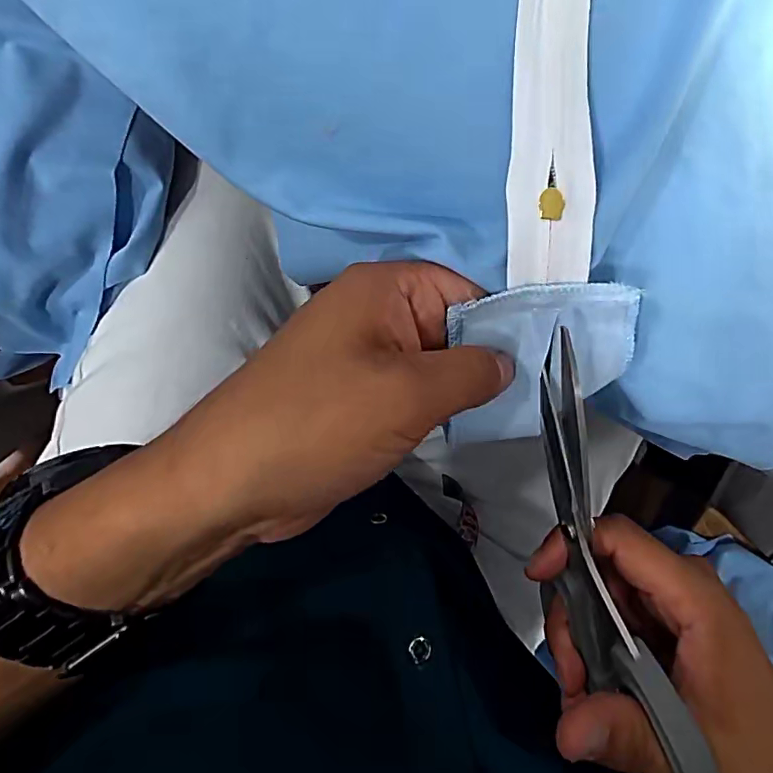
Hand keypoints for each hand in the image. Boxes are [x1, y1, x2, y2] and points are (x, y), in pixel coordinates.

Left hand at [166, 261, 511, 541]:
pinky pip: (411, 391)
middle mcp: (373, 312)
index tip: (543, 355)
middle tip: (535, 390)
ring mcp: (363, 356)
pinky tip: (468, 426)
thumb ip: (473, 371)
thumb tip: (508, 361)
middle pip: (451, 324)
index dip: (504, 319)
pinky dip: (437, 407)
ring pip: (433, 362)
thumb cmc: (320, 423)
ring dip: (463, 387)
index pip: (465, 287)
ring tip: (511, 410)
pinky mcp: (356, 396)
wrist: (229, 486)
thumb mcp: (410, 394)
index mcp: (384, 288)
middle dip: (486, 357)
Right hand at [527, 518, 772, 772]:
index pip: (621, 538)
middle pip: (603, 569)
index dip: (573, 543)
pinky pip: (616, 620)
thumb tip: (566, 728)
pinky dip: (596, 653)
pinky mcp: (669, 632)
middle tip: (573, 680)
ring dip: (581, 642)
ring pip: (604, 596)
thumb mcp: (688, 748)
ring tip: (585, 698)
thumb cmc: (759, 762)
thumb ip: (624, 732)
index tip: (538, 573)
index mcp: (695, 596)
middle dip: (573, 617)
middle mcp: (683, 589)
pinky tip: (599, 697)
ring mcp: (676, 610)